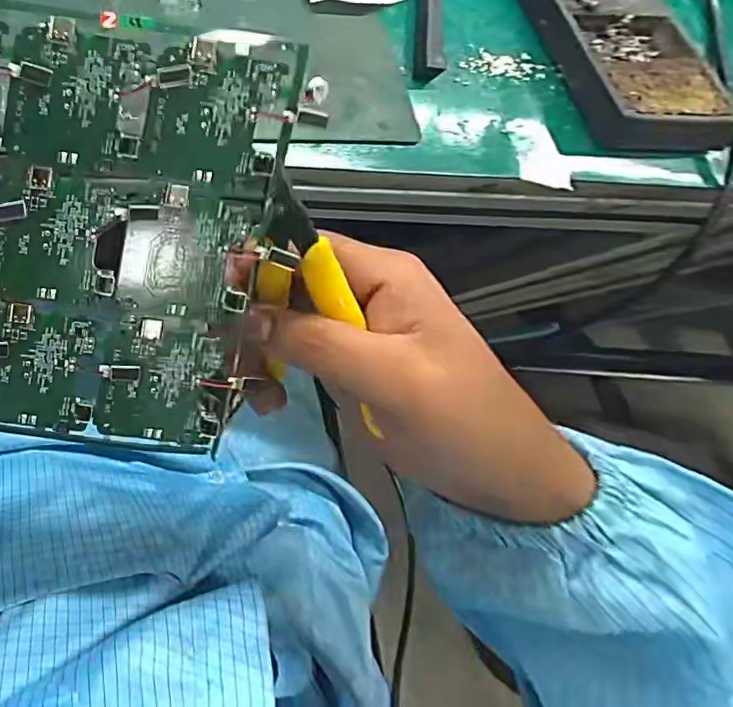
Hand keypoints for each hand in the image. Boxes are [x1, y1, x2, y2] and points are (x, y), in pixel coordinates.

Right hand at [255, 232, 594, 523]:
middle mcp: (362, 291)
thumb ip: (316, 341)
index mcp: (382, 275)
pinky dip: (272, 370)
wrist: (510, 486)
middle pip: (285, 283)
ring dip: (258, 349)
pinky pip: (292, 349)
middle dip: (253, 314)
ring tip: (250, 387)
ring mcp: (351, 327)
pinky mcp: (345, 358)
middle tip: (224, 348)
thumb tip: (247, 317)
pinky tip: (269, 399)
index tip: (222, 290)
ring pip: (281, 318)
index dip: (260, 260)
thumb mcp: (390, 378)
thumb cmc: (463, 422)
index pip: (305, 246)